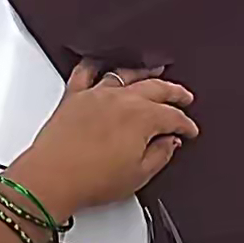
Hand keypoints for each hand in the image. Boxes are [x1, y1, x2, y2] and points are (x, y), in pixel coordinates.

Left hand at [2, 60, 196, 220]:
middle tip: (185, 97)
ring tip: (156, 71)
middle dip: (174, 92)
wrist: (53, 179)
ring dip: (145, 72)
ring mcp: (96, 94)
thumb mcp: (139, 175)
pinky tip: (103, 63)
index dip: (186, 124)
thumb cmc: (92, 179)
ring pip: (126, 74)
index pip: (173, 116)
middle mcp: (121, 100)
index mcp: (142, 118)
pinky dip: (97, 64)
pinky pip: (87, 71)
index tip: (190, 130)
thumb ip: (160, 154)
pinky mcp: (74, 97)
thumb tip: (170, 143)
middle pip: (156, 88)